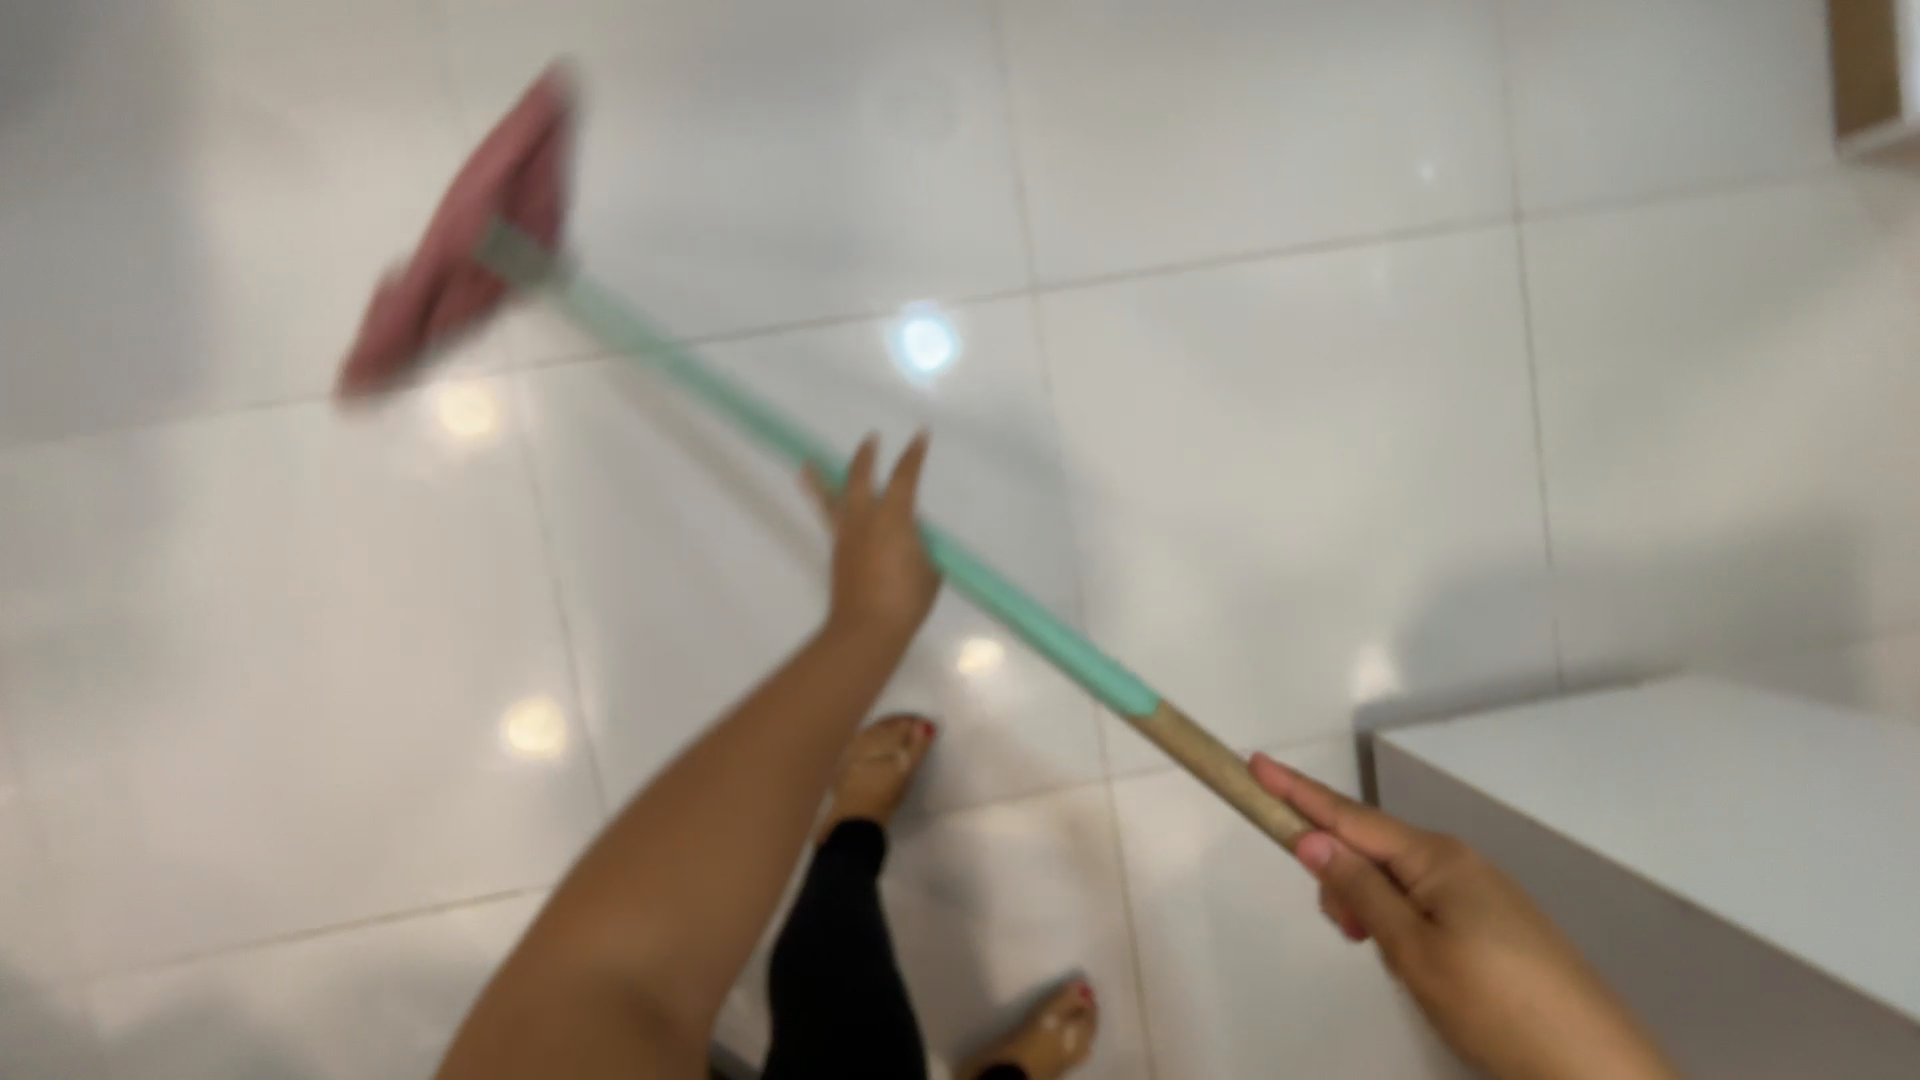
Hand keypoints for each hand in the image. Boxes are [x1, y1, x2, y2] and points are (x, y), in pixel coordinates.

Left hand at [803, 433, 941, 640]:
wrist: (867, 629)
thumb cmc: (906, 600)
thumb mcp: (930, 569)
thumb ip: (922, 547)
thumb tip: (913, 539)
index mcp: (894, 518)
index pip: (905, 477)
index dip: (913, 455)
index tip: (920, 436)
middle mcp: (866, 518)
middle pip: (861, 477)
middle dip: (867, 456)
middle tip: (871, 439)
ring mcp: (846, 535)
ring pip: (833, 497)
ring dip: (824, 477)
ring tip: (809, 462)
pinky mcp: (837, 552)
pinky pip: (827, 518)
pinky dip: (820, 502)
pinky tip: (817, 499)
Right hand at [1250, 754, 1680, 1079]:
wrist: (1602, 1074)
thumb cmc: (1498, 1006)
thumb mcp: (1413, 950)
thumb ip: (1358, 890)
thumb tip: (1312, 838)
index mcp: (1435, 858)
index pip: (1348, 815)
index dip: (1297, 791)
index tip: (1254, 762)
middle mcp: (1457, 861)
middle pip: (1370, 848)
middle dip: (1341, 876)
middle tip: (1345, 931)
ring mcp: (1480, 892)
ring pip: (1396, 881)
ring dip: (1372, 908)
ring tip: (1392, 961)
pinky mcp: (1495, 923)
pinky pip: (1423, 902)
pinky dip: (1400, 922)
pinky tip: (1418, 964)